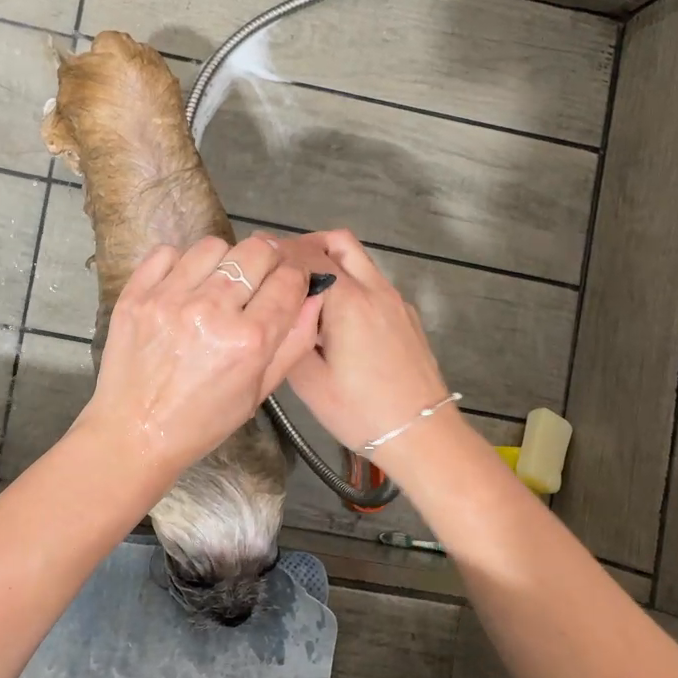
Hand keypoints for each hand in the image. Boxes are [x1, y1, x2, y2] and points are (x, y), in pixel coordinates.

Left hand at [75, 233, 322, 478]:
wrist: (134, 434)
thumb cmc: (201, 422)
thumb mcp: (259, 392)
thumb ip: (294, 342)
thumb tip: (316, 295)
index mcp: (248, 340)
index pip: (288, 280)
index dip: (295, 277)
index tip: (288, 283)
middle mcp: (211, 310)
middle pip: (256, 251)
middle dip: (266, 261)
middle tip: (257, 280)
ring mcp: (169, 299)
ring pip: (213, 246)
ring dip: (224, 260)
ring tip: (217, 285)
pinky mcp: (136, 295)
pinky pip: (167, 253)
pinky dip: (180, 263)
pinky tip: (183, 286)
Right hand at [283, 230, 455, 464]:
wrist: (420, 435)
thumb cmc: (359, 411)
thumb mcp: (308, 381)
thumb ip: (290, 336)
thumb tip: (278, 311)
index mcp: (349, 302)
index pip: (309, 255)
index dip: (280, 253)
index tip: (258, 261)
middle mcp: (375, 291)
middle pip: (340, 242)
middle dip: (307, 246)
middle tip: (282, 270)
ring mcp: (395, 302)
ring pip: (360, 261)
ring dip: (330, 264)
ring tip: (305, 295)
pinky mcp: (406, 317)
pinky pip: (373, 284)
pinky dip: (350, 284)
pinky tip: (334, 320)